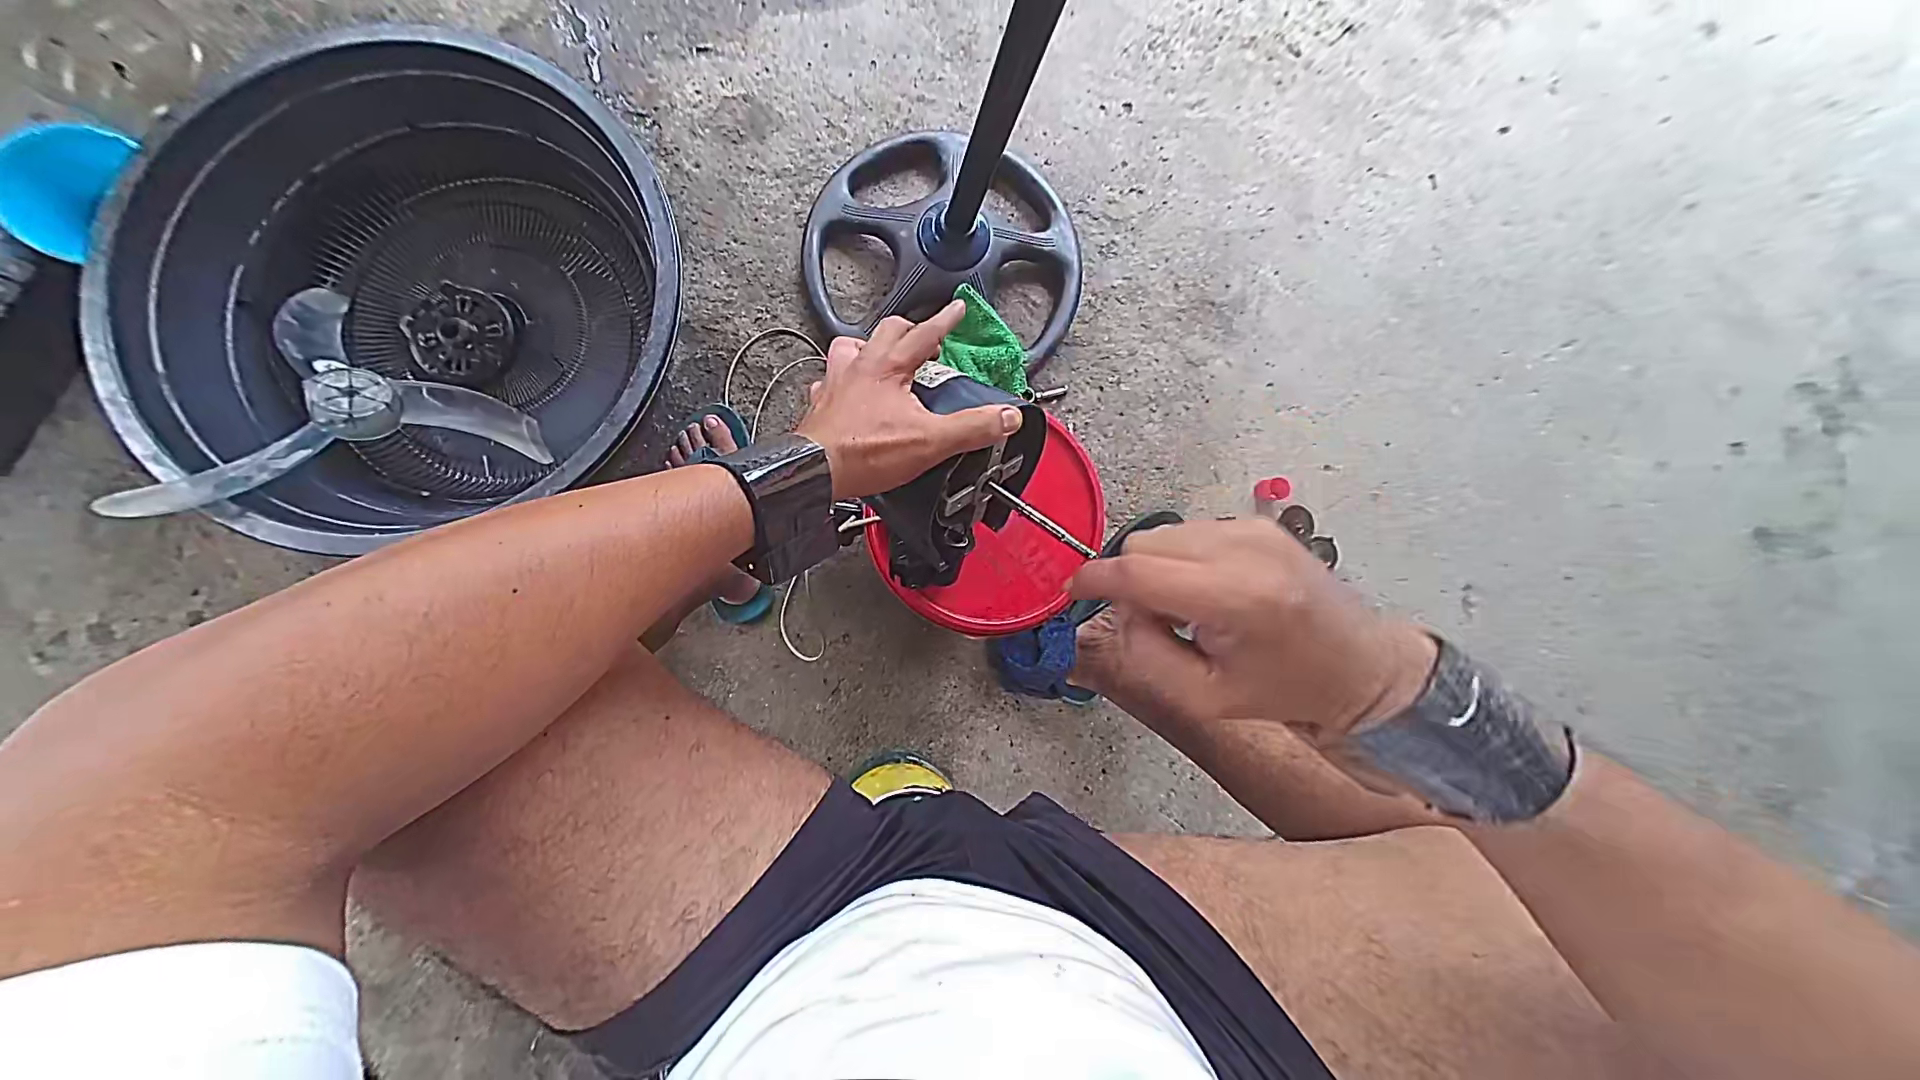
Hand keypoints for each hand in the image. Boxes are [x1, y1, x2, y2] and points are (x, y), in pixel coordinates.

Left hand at [793, 301, 1023, 498]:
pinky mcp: (823, 404)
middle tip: (926, 343)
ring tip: (886, 359)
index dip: (945, 320)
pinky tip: (850, 391)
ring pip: (853, 348)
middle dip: (911, 332)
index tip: (956, 310)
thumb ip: (972, 427)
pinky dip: (844, 380)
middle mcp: (859, 367)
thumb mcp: (930, 441)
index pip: (924, 332)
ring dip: (872, 348)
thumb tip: (1005, 417)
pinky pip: (831, 380)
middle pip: (887, 332)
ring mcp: (837, 383)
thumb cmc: (863, 453)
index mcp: (888, 367)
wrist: (815, 471)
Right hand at [1068, 518, 1437, 747]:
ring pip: (1162, 534)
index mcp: (1236, 598)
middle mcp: (1246, 551)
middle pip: (1142, 544)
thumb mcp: (1204, 697)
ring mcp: (1254, 530)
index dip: (1093, 580)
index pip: (1137, 571)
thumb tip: (1114, 613)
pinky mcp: (1258, 524)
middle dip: (1130, 581)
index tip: (1074, 592)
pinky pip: (1188, 532)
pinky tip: (1207, 592)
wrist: (1361, 668)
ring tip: (1189, 609)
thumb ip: (1143, 654)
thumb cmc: (1291, 689)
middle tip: (1156, 621)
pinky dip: (1180, 559)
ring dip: (1156, 569)